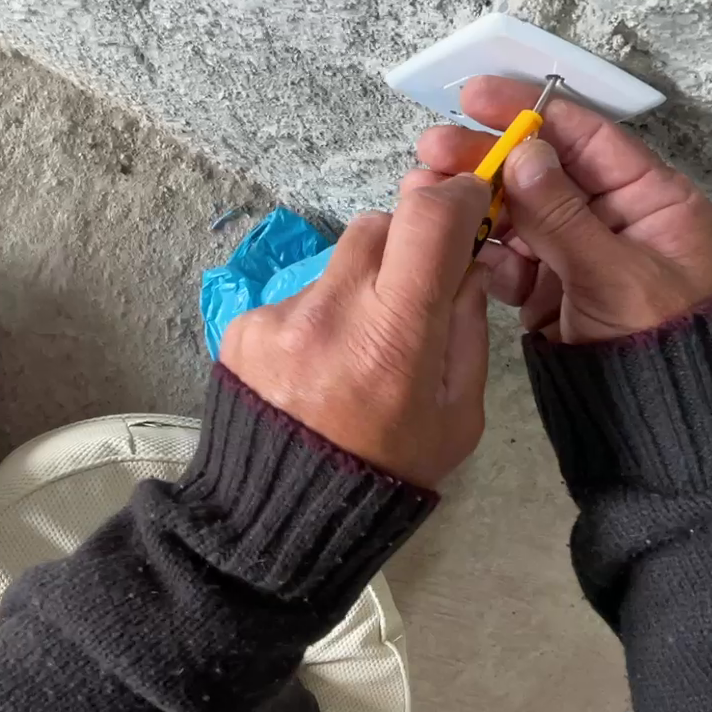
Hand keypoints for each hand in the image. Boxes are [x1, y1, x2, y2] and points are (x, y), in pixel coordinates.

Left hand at [218, 176, 493, 486]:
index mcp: (393, 337)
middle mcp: (331, 311)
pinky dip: (317, 316)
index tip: (467, 206)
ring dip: (358, 284)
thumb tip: (467, 265)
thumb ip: (468, 330)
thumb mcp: (457, 417)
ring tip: (355, 347)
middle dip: (406, 244)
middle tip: (409, 291)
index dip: (454, 198)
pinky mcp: (243, 325)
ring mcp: (279, 315)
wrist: (279, 514)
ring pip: (336, 261)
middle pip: (377, 225)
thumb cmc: (386, 472)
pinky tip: (314, 366)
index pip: (427, 220)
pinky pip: (297, 296)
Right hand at [417, 75, 711, 343]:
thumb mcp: (616, 275)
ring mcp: (573, 251)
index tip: (478, 95)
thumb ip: (565, 215)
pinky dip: (480, 250)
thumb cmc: (656, 341)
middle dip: (487, 157)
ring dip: (474, 202)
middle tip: (431, 147)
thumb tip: (523, 150)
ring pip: (516, 213)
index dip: (532, 110)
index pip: (586, 138)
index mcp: (650, 199)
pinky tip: (452, 242)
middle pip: (542, 171)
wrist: (650, 423)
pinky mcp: (545, 285)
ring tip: (425, 191)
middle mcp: (609, 216)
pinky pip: (507, 257)